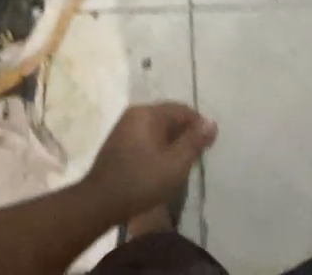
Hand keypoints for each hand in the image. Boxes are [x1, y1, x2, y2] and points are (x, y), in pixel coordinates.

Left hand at [81, 102, 217, 220]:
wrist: (100, 201)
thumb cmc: (142, 181)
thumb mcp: (175, 164)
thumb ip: (194, 142)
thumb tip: (212, 122)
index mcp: (148, 113)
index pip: (181, 109)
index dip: (199, 124)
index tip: (209, 145)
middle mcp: (135, 113)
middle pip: (168, 116)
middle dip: (185, 133)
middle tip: (196, 156)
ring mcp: (124, 127)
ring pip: (156, 128)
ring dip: (171, 141)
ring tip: (181, 163)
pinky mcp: (118, 142)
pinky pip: (145, 137)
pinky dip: (158, 146)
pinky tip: (161, 166)